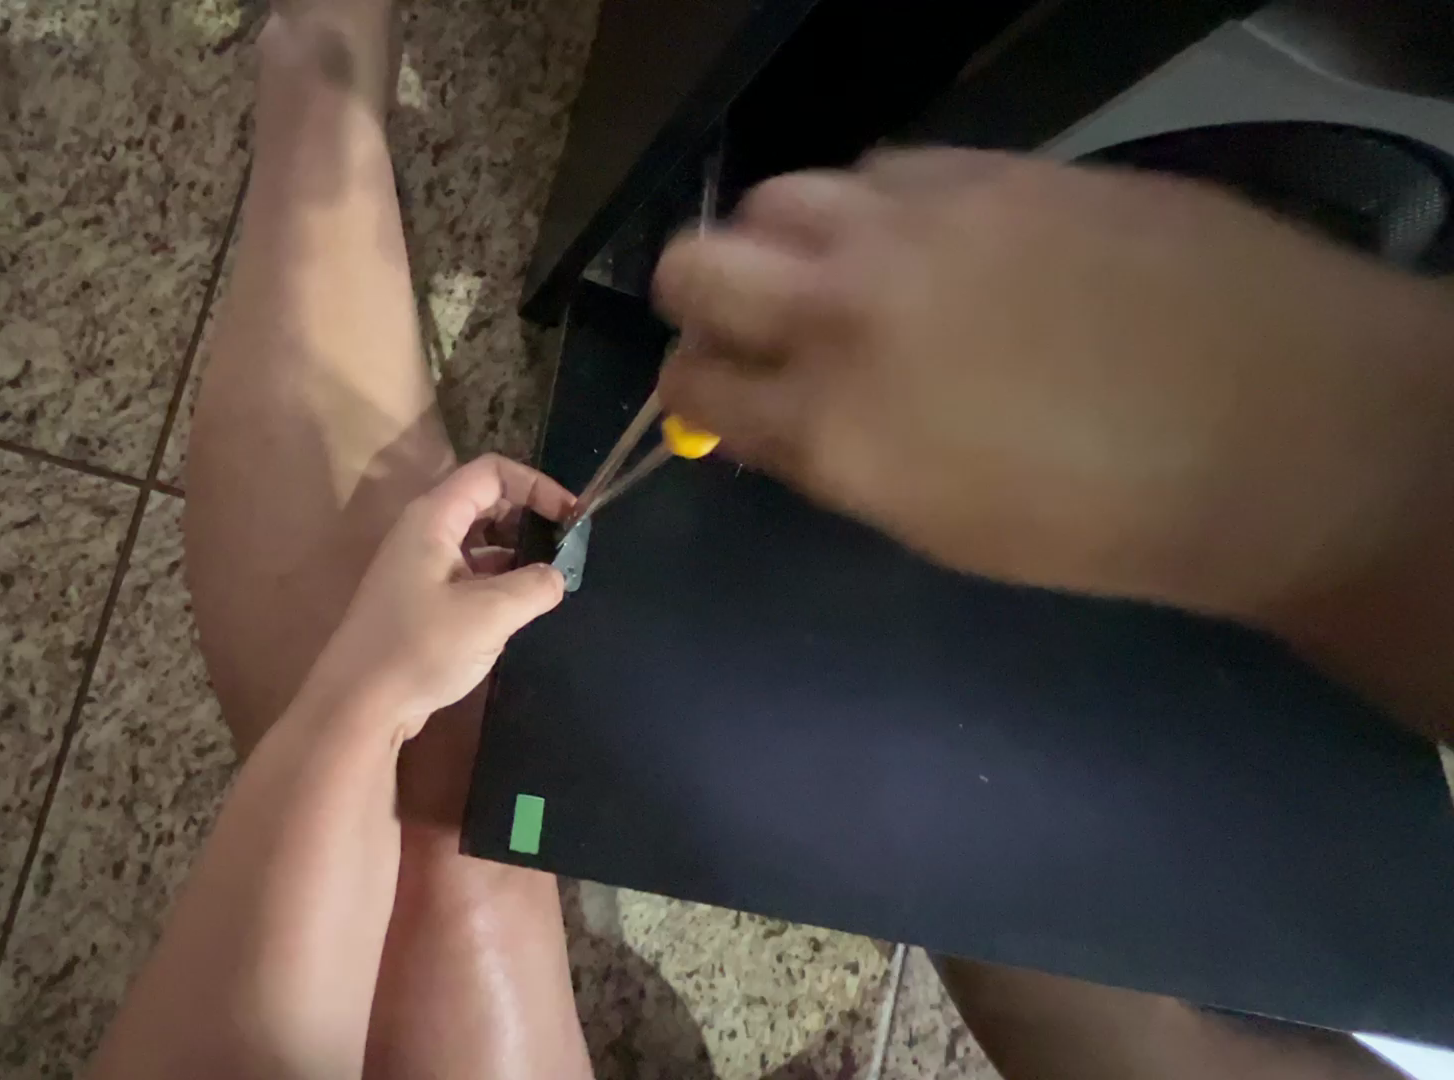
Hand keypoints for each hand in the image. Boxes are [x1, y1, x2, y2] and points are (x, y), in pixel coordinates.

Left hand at [299, 454, 574, 739]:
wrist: (358, 703)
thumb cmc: (420, 647)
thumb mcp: (488, 614)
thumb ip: (533, 586)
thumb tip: (557, 576)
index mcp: (434, 518)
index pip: (492, 473)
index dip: (537, 485)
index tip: (572, 517)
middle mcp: (424, 532)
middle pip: (486, 503)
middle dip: (529, 518)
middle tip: (565, 550)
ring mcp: (420, 566)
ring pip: (478, 541)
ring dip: (516, 553)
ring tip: (551, 580)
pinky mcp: (422, 599)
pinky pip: (469, 573)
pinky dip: (498, 580)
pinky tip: (522, 606)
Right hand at [654, 149, 1453, 624]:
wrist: (1279, 433)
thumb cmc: (1076, 518)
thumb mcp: (909, 516)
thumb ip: (806, 455)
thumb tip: (747, 415)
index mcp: (822, 423)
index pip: (687, 381)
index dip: (685, 391)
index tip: (709, 396)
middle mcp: (842, 310)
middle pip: (691, 265)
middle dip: (694, 300)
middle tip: (737, 323)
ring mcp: (914, 227)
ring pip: (772, 197)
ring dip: (774, 243)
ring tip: (826, 274)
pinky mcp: (990, 172)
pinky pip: (875, 170)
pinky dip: (865, 210)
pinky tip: (913, 244)